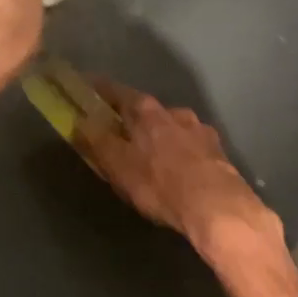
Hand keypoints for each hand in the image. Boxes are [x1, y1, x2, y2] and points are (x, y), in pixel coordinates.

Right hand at [76, 81, 281, 256]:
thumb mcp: (118, 167)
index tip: (87, 88)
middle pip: (147, 110)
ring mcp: (200, 129)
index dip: (100, 90)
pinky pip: (192, 146)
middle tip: (122, 134)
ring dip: (161, 136)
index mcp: (146, 111)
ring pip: (173, 127)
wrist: (217, 207)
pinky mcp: (218, 151)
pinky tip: (182, 171)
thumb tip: (79, 121)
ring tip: (154, 157)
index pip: (117, 91)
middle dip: (134, 119)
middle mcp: (174, 112)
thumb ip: (97, 142)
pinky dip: (182, 153)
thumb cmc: (160, 184)